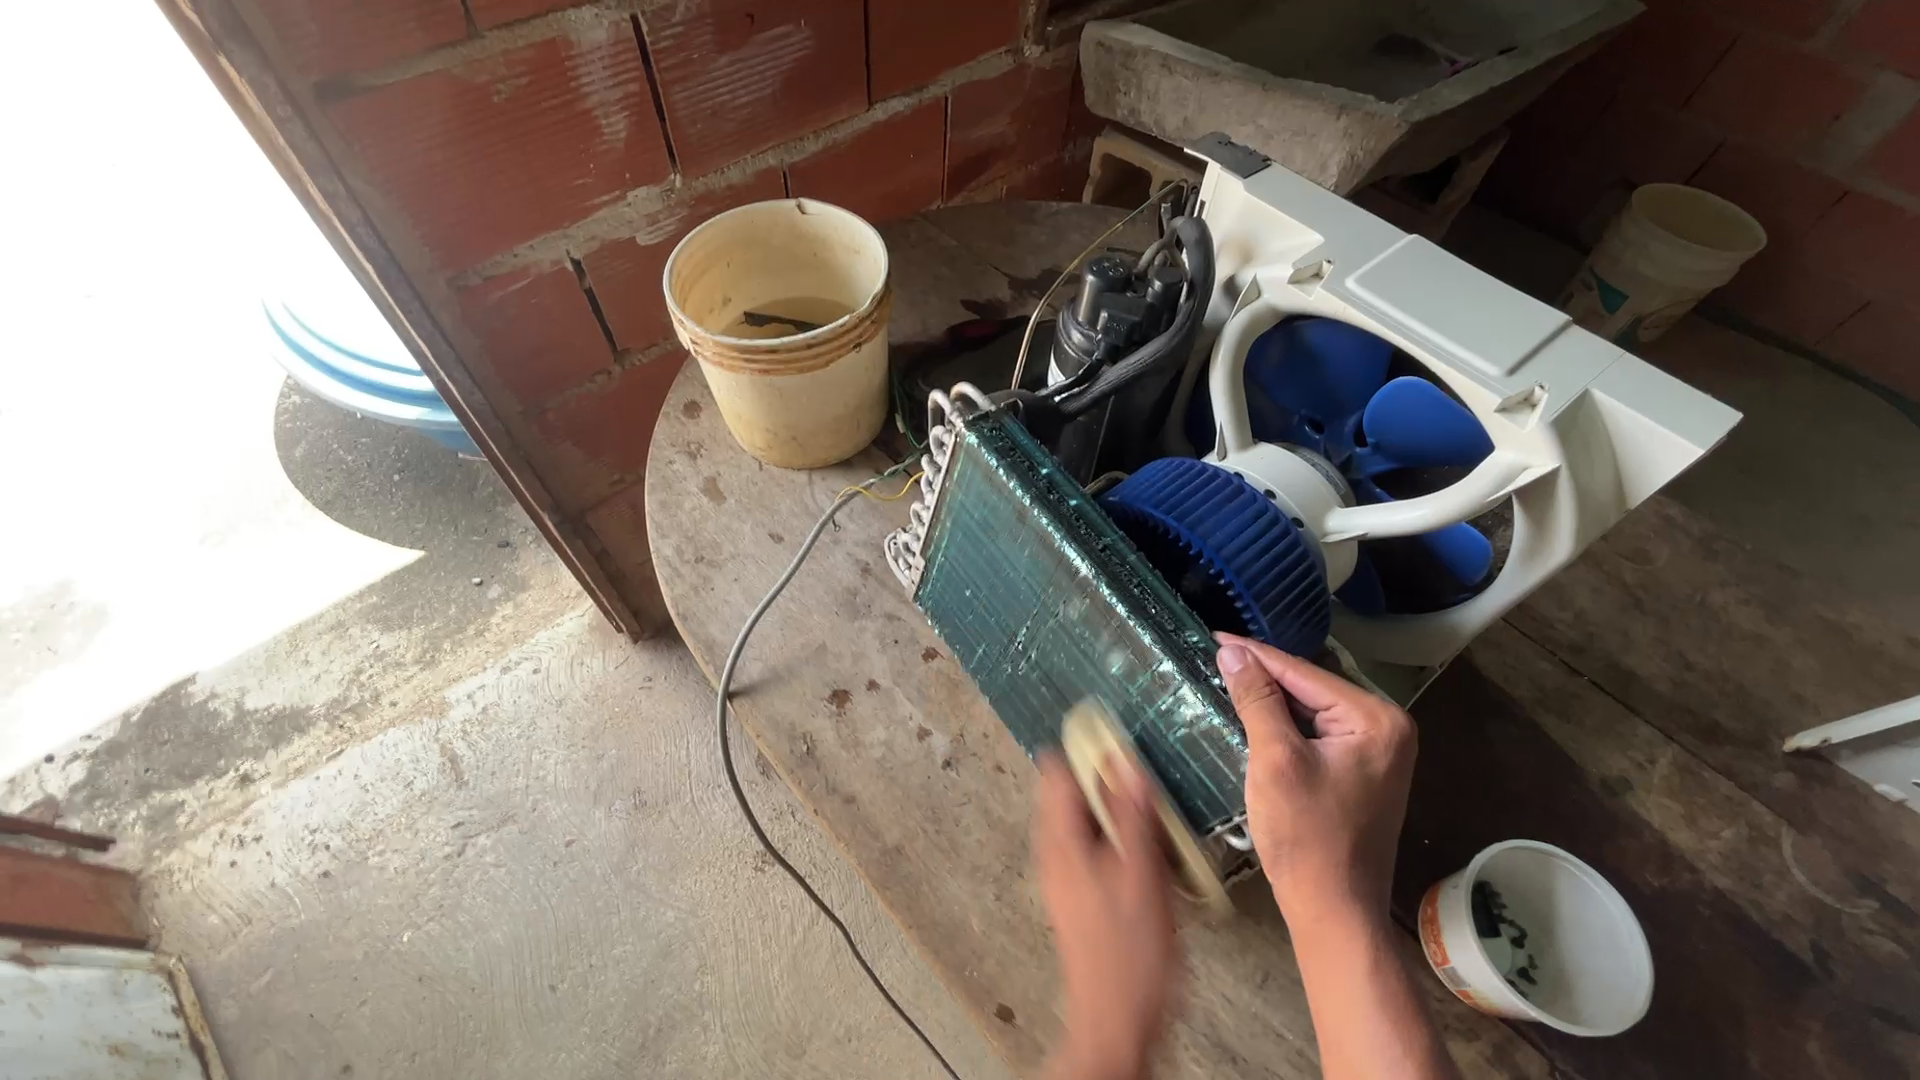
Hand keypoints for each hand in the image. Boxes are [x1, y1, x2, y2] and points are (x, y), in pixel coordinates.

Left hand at [1034, 753, 1179, 1079]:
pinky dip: (1113, 833)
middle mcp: (1053, 851)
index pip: (1057, 770)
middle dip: (1099, 773)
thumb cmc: (1129, 952)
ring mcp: (1062, 874)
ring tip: (1148, 803)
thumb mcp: (1139, 875)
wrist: (1115, 1020)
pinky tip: (1145, 844)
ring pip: (1080, 818)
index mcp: (1060, 840)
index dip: (1083, 745)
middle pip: (1067, 791)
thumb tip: (1124, 761)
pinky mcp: (1077, 893)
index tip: (1112, 730)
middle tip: (1139, 767)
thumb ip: (1131, 816)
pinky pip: (1091, 844)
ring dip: (1110, 804)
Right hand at [1215, 633, 1415, 920]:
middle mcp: (1387, 727)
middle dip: (1263, 674)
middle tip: (1215, 656)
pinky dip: (1285, 723)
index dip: (1255, 654)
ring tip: (1226, 677)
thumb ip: (1256, 700)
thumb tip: (1231, 651)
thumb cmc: (1305, 835)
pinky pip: (1318, 731)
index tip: (1214, 635)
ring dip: (1271, 698)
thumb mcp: (1275, 759)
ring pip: (1312, 708)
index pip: (1303, 673)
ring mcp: (1379, 750)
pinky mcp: (1363, 769)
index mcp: (1376, 719)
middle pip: (1311, 687)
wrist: (1334, 908)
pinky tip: (1254, 714)